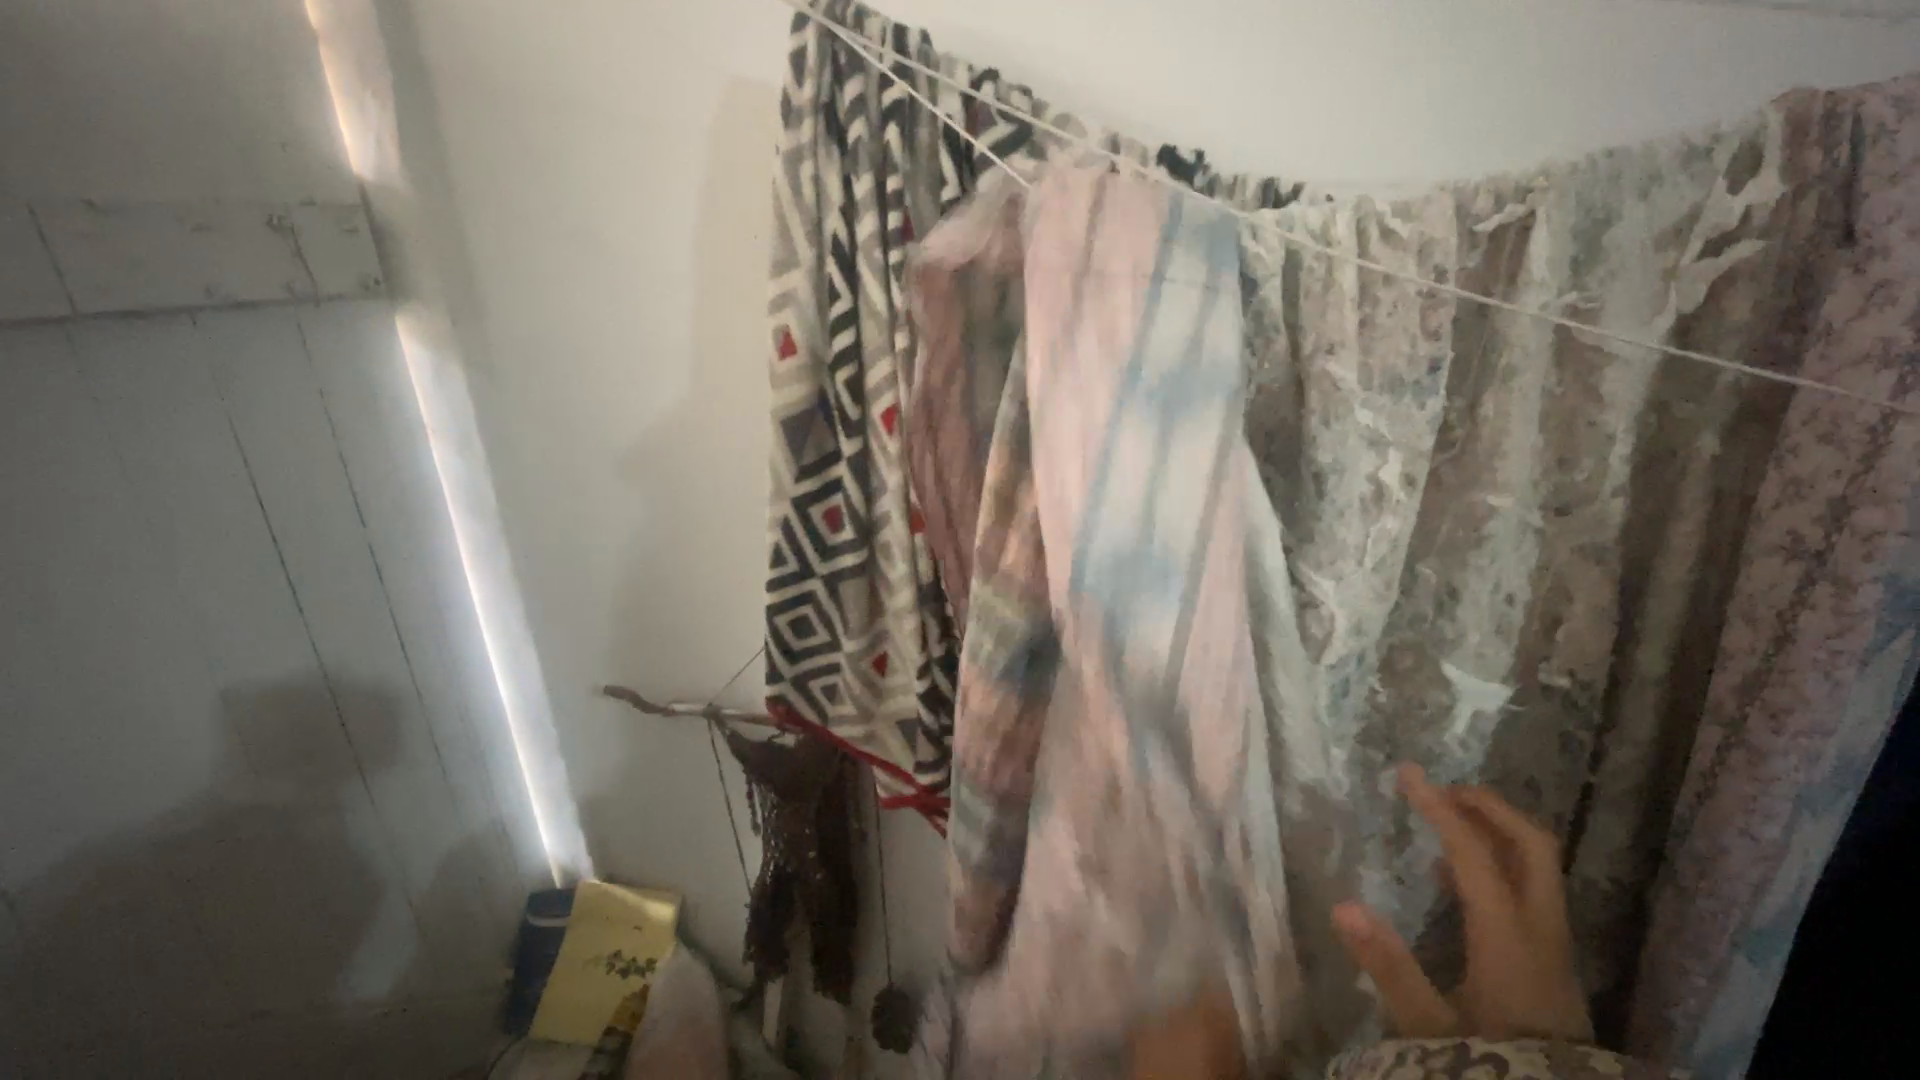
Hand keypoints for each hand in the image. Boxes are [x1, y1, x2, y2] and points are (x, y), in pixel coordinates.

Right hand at [1331, 764, 1592, 1042]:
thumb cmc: (1490, 1061)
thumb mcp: (1430, 1026)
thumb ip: (1389, 967)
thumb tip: (1342, 904)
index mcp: (1509, 936)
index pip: (1475, 854)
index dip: (1439, 808)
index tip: (1408, 773)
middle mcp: (1542, 930)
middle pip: (1532, 846)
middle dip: (1488, 807)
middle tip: (1440, 789)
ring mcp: (1555, 945)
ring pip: (1539, 866)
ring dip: (1497, 831)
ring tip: (1446, 818)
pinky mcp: (1554, 961)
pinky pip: (1533, 889)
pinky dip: (1500, 862)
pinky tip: (1458, 878)